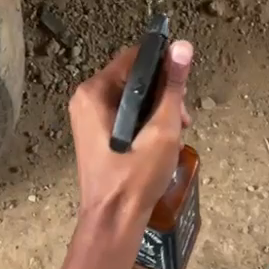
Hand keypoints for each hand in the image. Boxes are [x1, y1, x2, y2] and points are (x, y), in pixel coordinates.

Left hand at [67, 38, 194, 231]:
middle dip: (162, 92)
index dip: (162, 65)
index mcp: (94, 91)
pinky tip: (161, 138)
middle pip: (133, 76)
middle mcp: (86, 98)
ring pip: (131, 95)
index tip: (182, 83)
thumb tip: (183, 47)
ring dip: (157, 107)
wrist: (113, 222)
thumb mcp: (162, 129)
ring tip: (177, 130)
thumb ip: (173, 87)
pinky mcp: (95, 132)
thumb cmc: (136, 177)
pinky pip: (124, 111)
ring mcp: (88, 116)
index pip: (133, 57)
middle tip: (182, 117)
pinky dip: (144, 119)